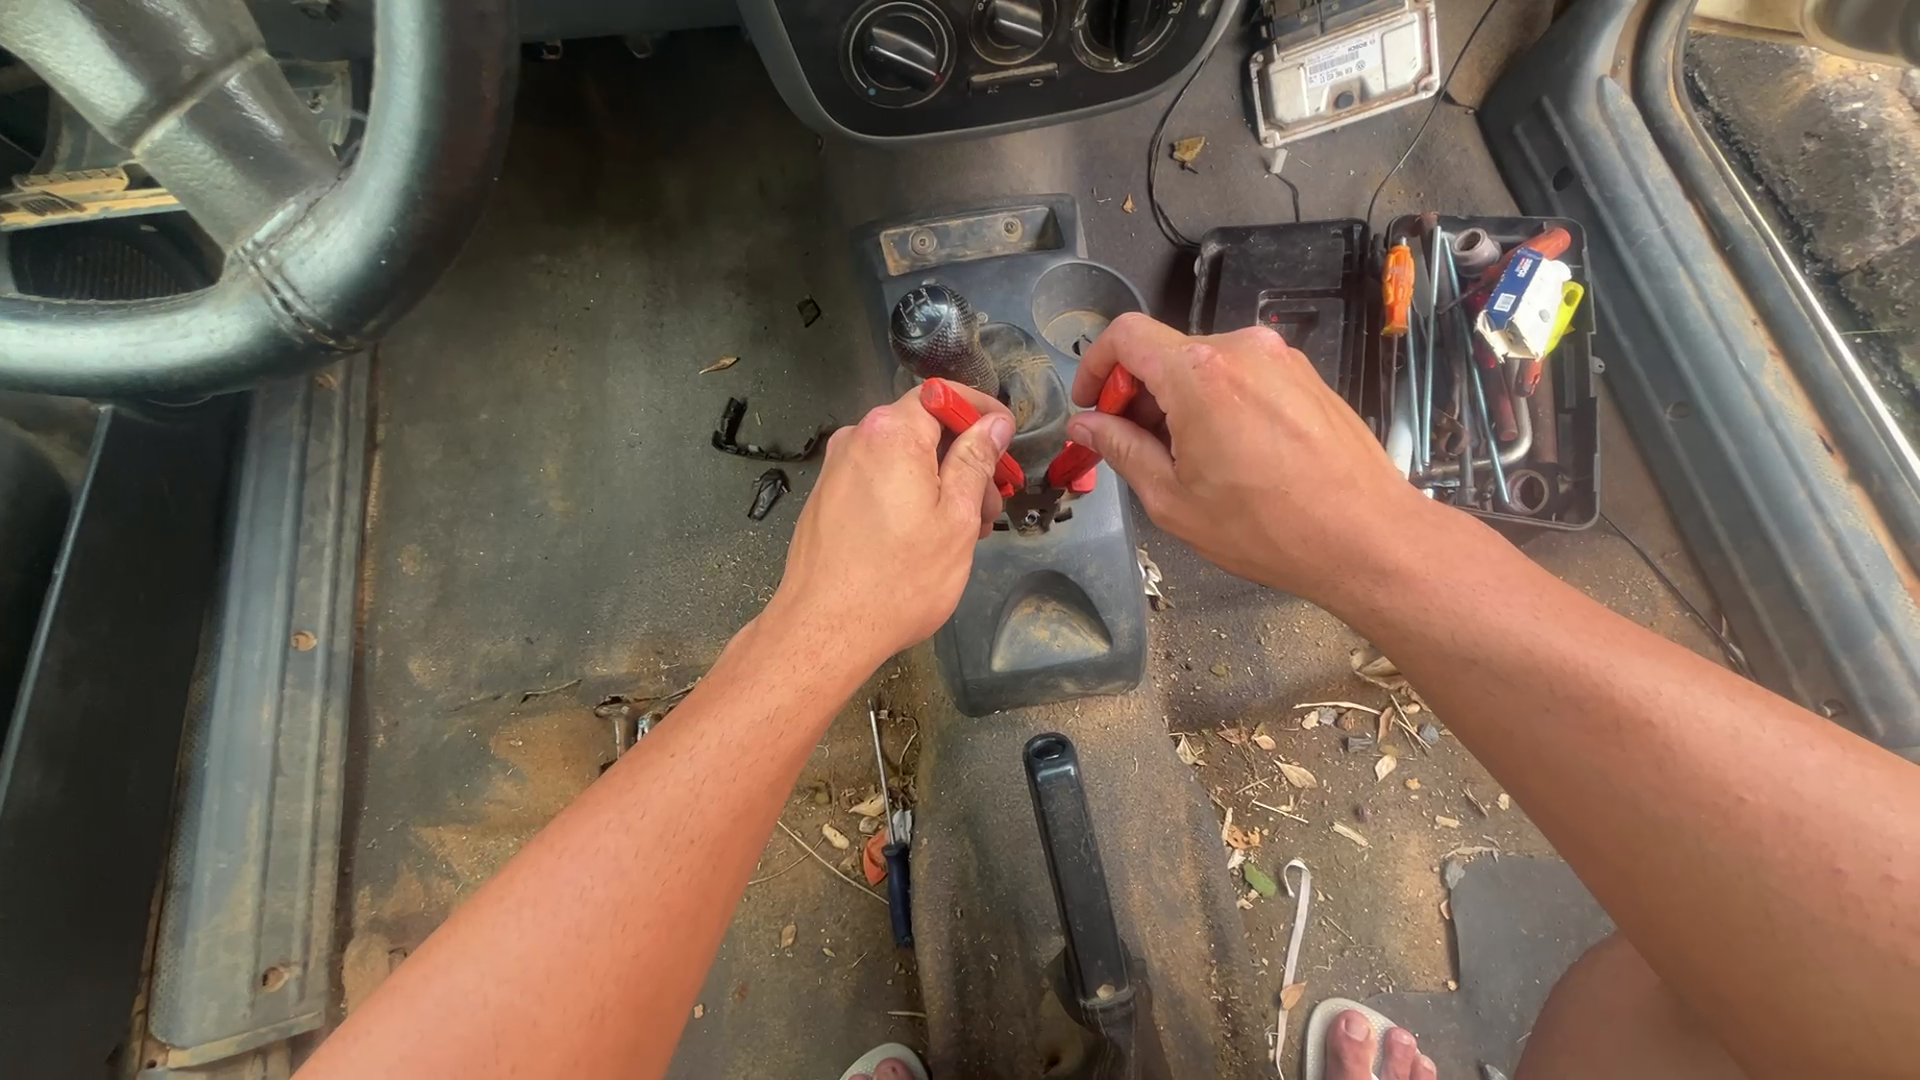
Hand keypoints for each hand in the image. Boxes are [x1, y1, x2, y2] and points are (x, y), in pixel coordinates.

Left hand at [764, 383, 1014, 666]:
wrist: (824, 629)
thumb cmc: (900, 578)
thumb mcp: (956, 519)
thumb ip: (975, 461)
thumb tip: (994, 423)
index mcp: (891, 432)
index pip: (942, 394)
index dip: (980, 410)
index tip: (1006, 440)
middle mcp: (857, 438)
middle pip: (923, 428)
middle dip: (964, 459)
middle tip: (990, 509)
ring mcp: (836, 468)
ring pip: (903, 459)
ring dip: (940, 484)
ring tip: (962, 534)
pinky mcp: (826, 497)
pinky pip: (879, 480)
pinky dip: (909, 496)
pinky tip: (924, 538)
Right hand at [1065, 313, 1428, 601]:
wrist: (1366, 538)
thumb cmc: (1265, 527)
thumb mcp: (1171, 498)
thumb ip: (1121, 449)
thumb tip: (1087, 426)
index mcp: (1199, 374)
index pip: (1125, 335)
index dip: (1096, 367)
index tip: (1092, 406)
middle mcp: (1241, 350)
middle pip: (1164, 352)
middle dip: (1136, 395)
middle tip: (1132, 448)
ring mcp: (1279, 359)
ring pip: (1202, 367)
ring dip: (1176, 403)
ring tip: (1184, 461)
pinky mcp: (1304, 376)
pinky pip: (1240, 376)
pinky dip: (1215, 403)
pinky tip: (1226, 454)